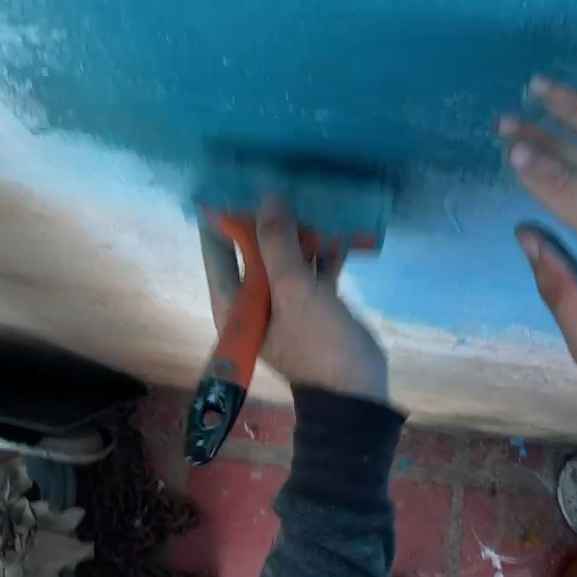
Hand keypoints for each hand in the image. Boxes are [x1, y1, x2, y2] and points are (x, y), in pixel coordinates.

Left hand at [201, 201, 389, 403]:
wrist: (357, 393)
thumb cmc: (317, 343)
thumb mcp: (294, 290)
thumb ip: (277, 244)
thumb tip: (267, 199)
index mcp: (235, 306)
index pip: (218, 253)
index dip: (223, 220)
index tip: (233, 182)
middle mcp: (254, 303)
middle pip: (255, 252)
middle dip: (269, 222)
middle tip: (282, 184)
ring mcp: (285, 305)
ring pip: (286, 259)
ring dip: (300, 235)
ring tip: (314, 201)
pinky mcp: (314, 306)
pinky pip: (313, 271)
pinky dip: (323, 254)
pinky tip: (339, 233)